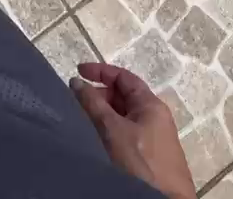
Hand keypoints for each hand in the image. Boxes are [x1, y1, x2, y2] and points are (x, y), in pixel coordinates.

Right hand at [72, 62, 193, 198]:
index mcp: (151, 105)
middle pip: (124, 95)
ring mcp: (155, 137)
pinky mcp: (152, 155)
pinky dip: (111, 128)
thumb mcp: (111, 128)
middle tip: (79, 101)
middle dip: (100, 94)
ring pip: (124, 115)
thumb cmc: (140, 161)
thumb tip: (76, 81)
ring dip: (104, 113)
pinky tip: (99, 138)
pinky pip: (128, 131)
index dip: (100, 71)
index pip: (123, 77)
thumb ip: (92, 102)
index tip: (77, 72)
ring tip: (85, 120)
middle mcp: (156, 117)